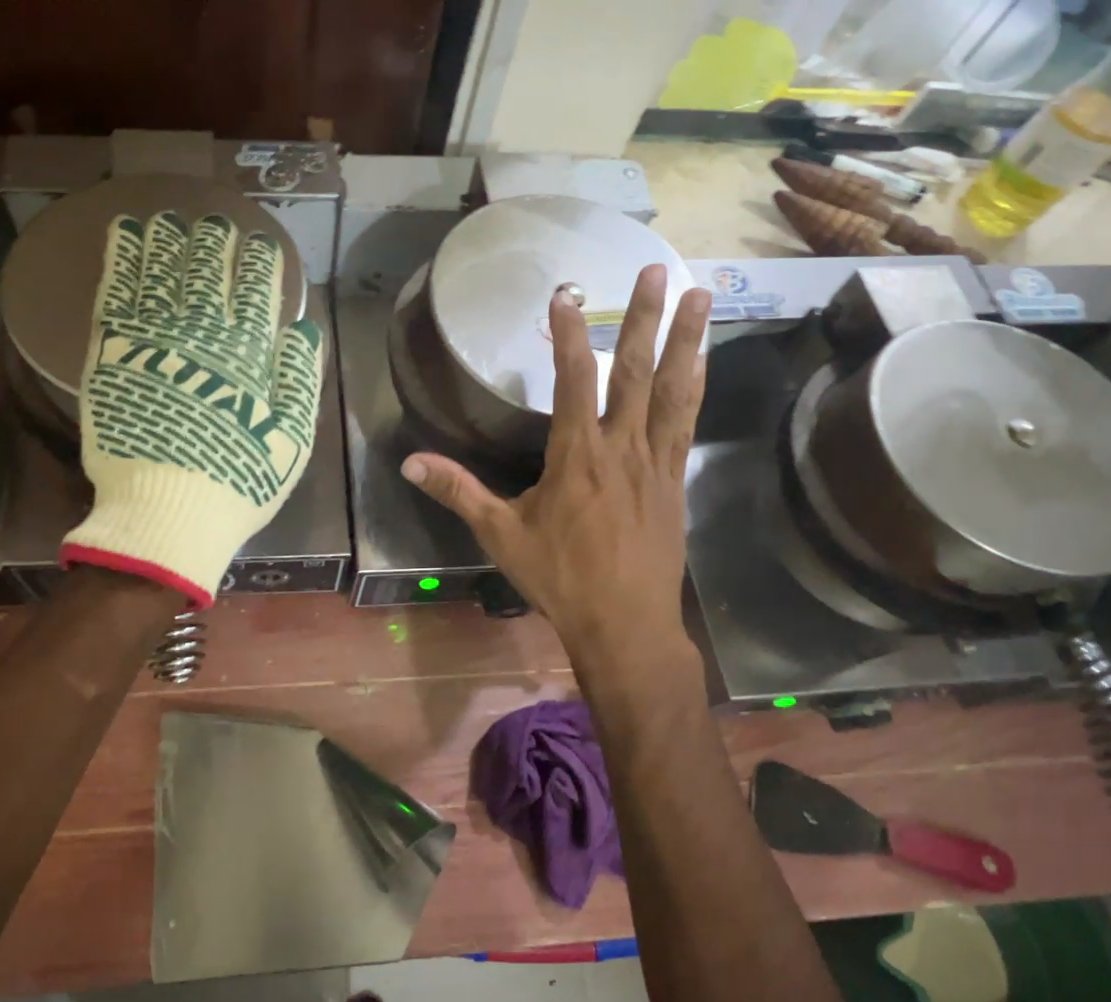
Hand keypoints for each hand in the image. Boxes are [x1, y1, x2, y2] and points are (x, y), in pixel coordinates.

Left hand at [62, 211, 323, 608]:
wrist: (168, 512)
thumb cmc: (235, 484)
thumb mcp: (291, 443)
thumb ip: (299, 383)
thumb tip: (301, 329)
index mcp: (249, 357)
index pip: (259, 296)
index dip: (261, 266)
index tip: (261, 243)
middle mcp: (203, 336)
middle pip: (209, 275)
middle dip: (214, 243)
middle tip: (214, 221)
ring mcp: (153, 341)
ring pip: (163, 275)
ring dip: (167, 242)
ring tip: (168, 218)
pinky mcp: (111, 353)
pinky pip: (116, 293)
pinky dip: (120, 260)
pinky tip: (123, 235)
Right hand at [402, 264, 710, 654]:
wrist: (625, 623)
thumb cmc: (560, 579)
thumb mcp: (501, 534)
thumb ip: (459, 492)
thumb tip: (410, 461)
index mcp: (577, 455)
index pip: (573, 379)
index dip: (568, 333)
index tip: (564, 294)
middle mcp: (622, 447)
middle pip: (635, 370)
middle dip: (643, 316)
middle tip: (654, 268)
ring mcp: (655, 463)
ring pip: (673, 390)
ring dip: (686, 339)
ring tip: (699, 295)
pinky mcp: (674, 482)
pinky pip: (686, 424)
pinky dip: (693, 388)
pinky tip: (700, 365)